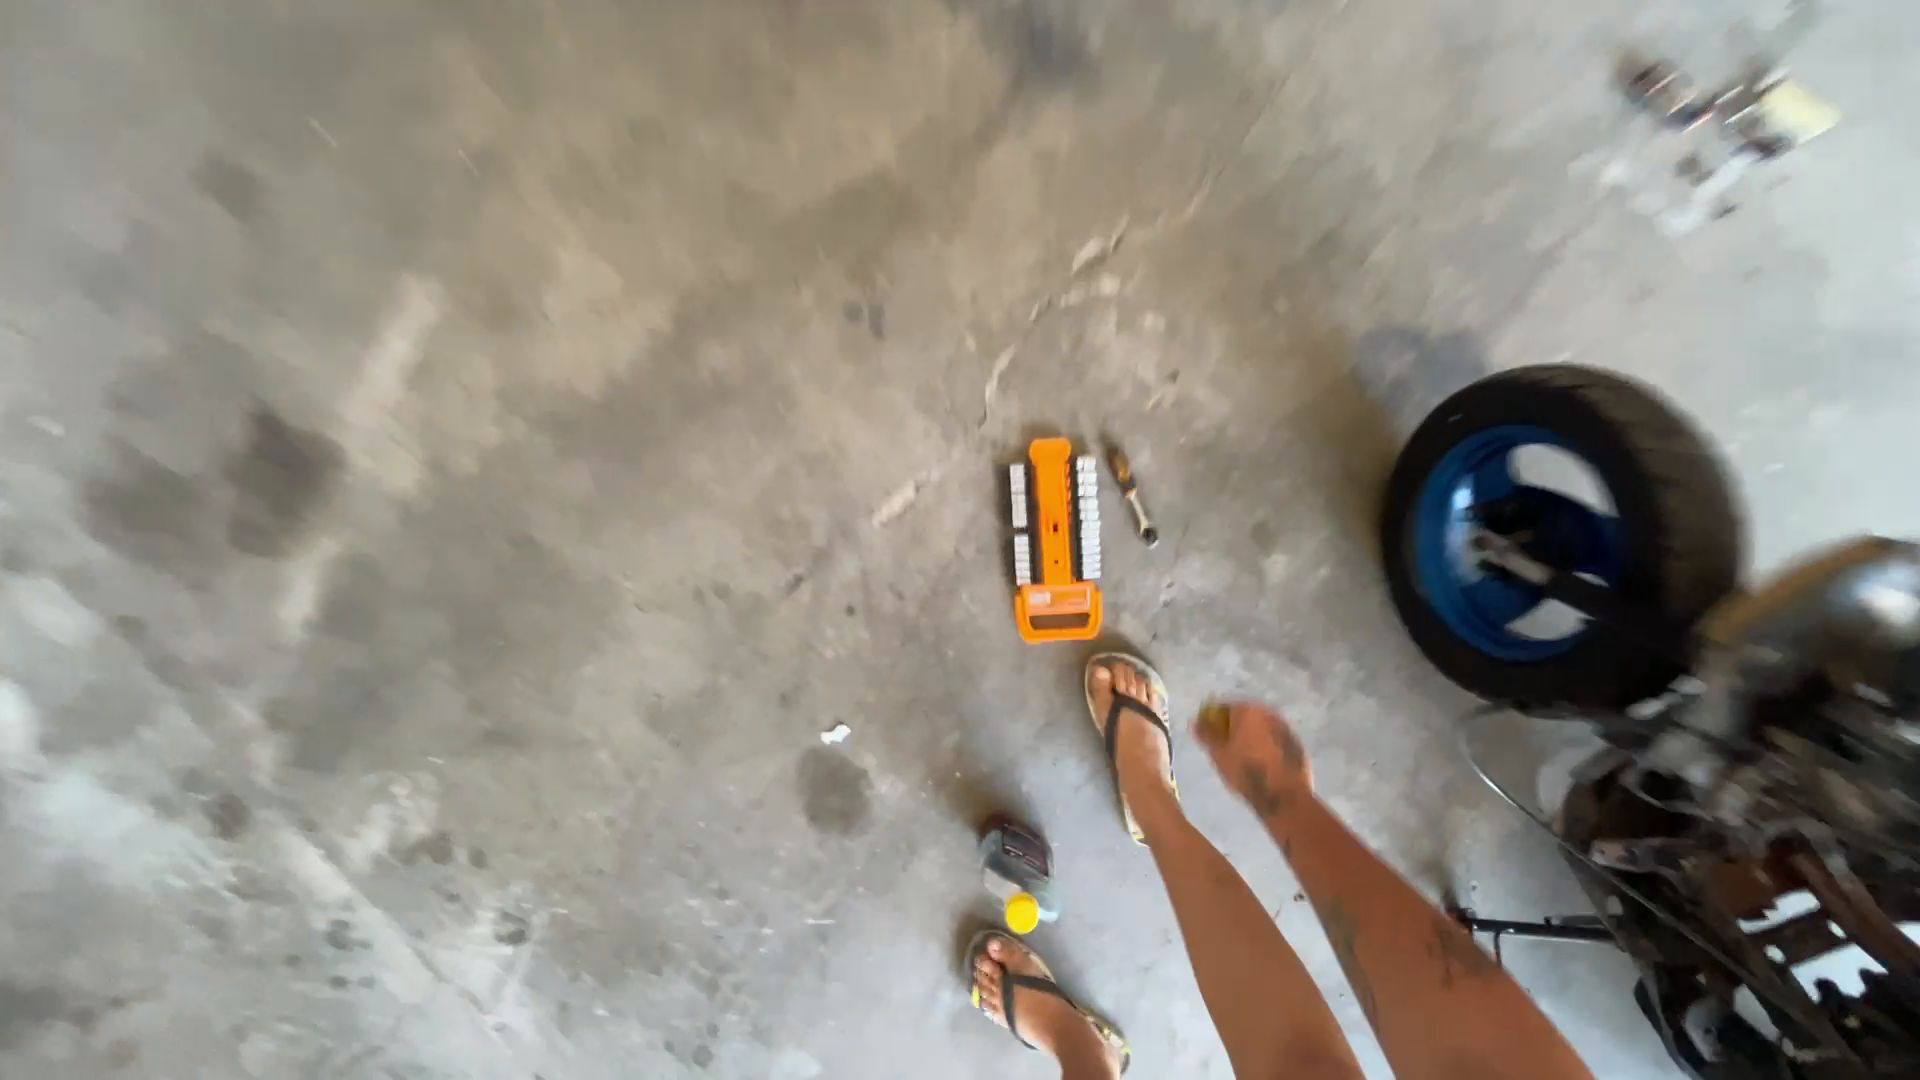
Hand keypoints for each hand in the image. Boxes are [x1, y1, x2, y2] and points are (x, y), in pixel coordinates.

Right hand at [1194, 700, 1313, 819]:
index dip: (1212, 719)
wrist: (1283, 796)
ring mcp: (1286, 728)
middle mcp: (1268, 713)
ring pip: (1261, 727)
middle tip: (1223, 744)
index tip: (1206, 732)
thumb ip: (1205, 734)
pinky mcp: (1298, 744)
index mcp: (1247, 710)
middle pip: (1244, 715)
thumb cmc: (1245, 771)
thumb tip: (1194, 721)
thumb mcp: (1218, 754)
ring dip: (1250, 735)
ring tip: (1241, 754)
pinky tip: (1260, 762)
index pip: (1223, 707)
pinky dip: (1266, 745)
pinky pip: (1275, 739)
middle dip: (1233, 726)